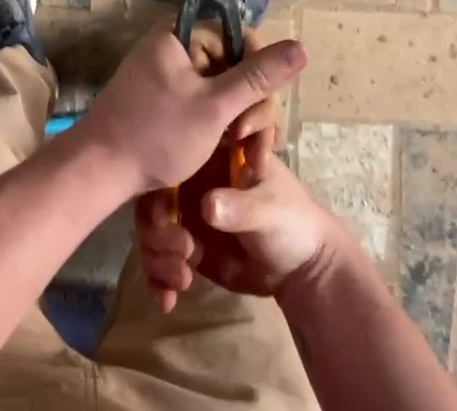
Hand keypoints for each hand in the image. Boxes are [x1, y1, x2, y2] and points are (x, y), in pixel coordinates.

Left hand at [70, 21, 306, 198]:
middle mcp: (173, 47)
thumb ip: (258, 77)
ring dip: (239, 119)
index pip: (240, 37)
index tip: (256, 109)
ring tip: (244, 157)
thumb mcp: (215, 107)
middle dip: (250, 103)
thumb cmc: (156, 135)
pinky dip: (219, 124)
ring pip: (222, 87)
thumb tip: (301, 46)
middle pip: (233, 63)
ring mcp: (167, 74)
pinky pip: (203, 101)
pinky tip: (232, 154)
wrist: (99, 170)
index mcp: (180, 35)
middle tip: (250, 144)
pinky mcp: (163, 99)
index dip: (258, 71)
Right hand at [134, 137, 344, 310]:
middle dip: (156, 231)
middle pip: (152, 200)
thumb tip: (207, 206)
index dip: (159, 188)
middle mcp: (191, 182)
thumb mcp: (270, 209)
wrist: (304, 269)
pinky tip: (168, 299)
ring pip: (152, 231)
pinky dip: (158, 278)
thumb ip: (240, 207)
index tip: (167, 217)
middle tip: (182, 252)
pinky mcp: (186, 248)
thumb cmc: (292, 222)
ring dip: (157, 257)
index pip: (171, 163)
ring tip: (182, 278)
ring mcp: (186, 216)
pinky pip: (160, 259)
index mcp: (211, 158)